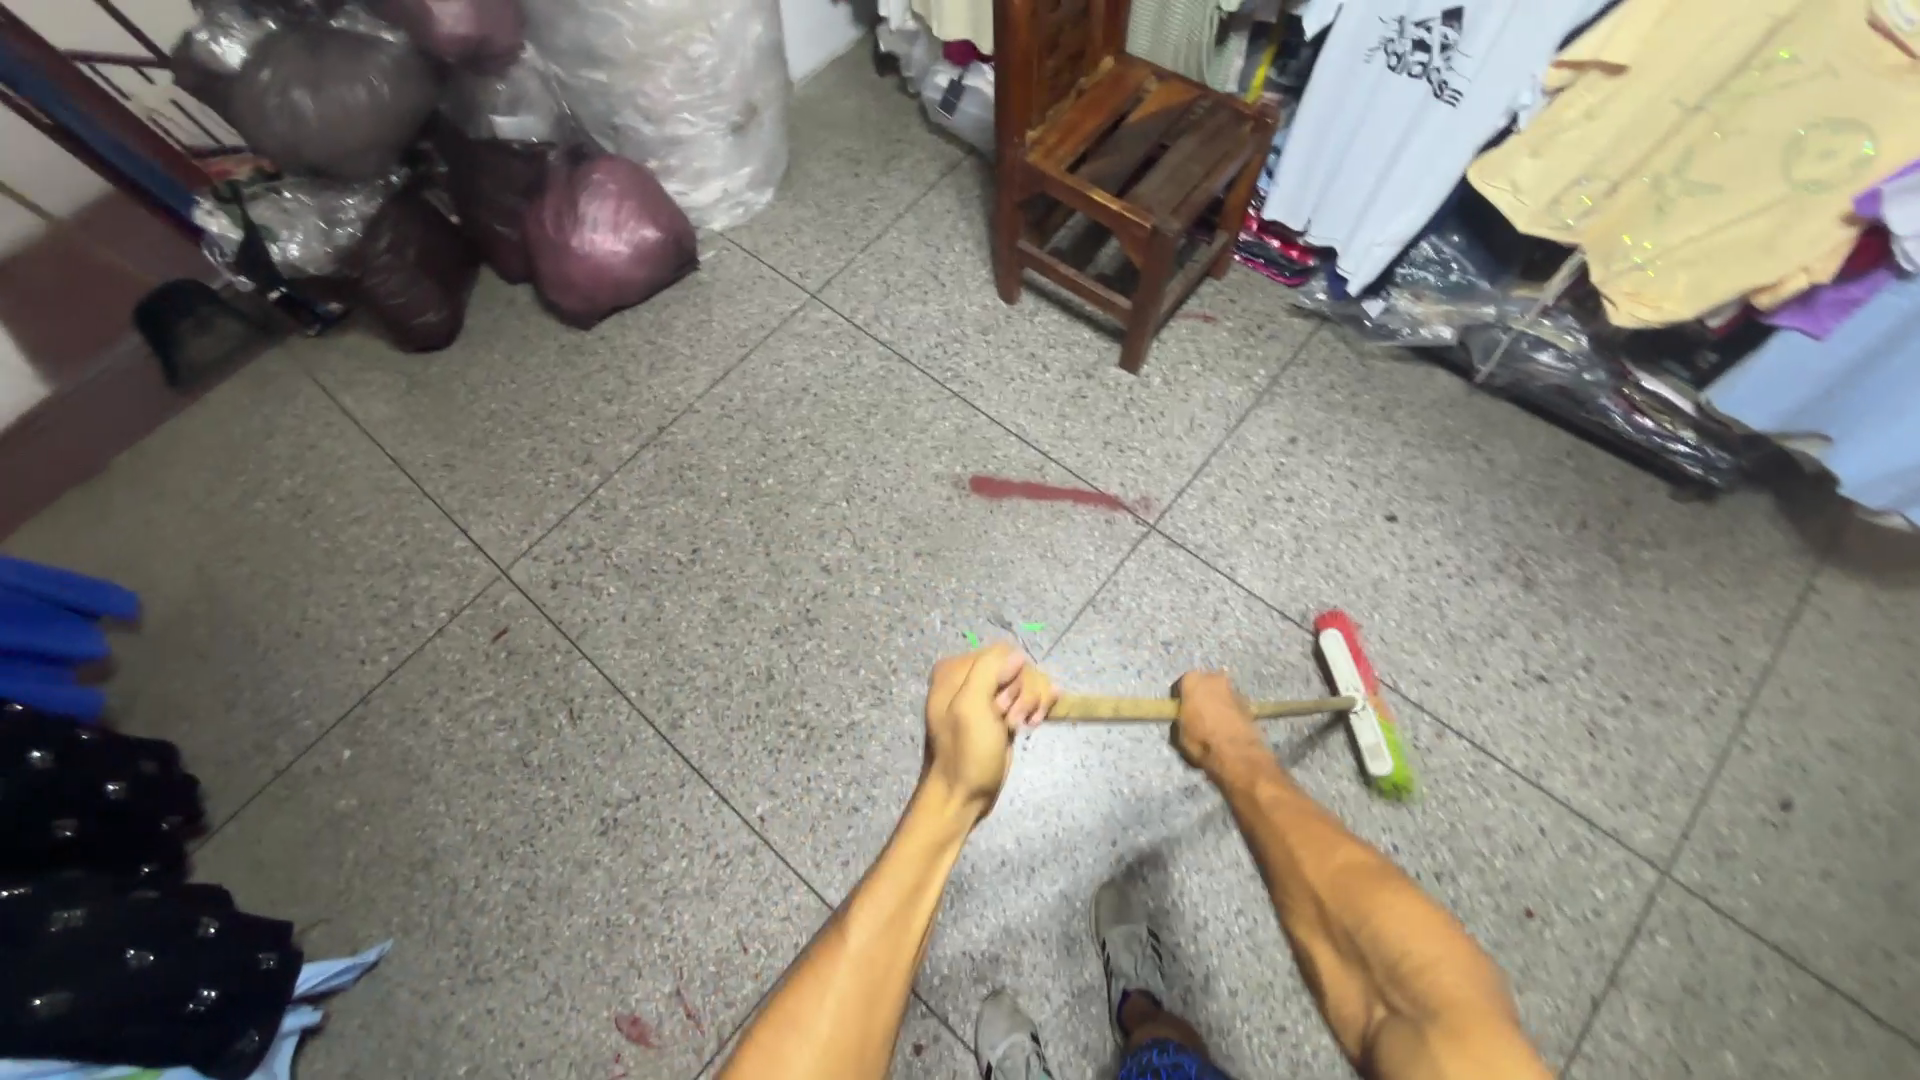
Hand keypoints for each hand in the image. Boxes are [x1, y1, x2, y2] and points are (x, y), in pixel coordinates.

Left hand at [921, 645, 1057, 822]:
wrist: (963, 795)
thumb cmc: (965, 753)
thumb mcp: (970, 707)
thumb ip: (989, 671)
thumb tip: (1017, 656)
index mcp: (955, 670)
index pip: (1003, 653)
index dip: (1012, 678)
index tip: (1001, 707)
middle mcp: (970, 677)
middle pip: (1018, 667)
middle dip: (1023, 694)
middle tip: (1010, 721)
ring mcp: (988, 696)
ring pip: (1028, 681)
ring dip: (1032, 702)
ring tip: (1020, 726)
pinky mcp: (1002, 712)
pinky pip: (1030, 696)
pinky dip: (1037, 707)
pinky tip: (1034, 723)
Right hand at [1173, 671, 1269, 775]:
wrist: (1236, 751)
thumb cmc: (1201, 738)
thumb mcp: (1179, 731)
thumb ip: (1182, 717)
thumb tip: (1188, 718)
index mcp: (1192, 680)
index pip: (1183, 683)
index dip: (1182, 697)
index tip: (1181, 710)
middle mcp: (1214, 678)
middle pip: (1205, 684)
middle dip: (1203, 695)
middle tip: (1199, 714)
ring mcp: (1233, 689)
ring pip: (1221, 693)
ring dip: (1218, 703)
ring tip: (1215, 723)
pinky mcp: (1249, 703)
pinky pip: (1233, 705)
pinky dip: (1230, 712)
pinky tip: (1228, 727)